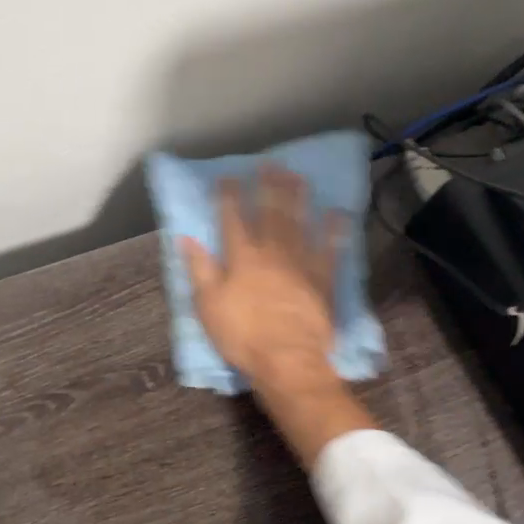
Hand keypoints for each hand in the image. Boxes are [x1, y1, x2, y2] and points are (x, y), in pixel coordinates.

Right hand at [181, 166, 377, 465]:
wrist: (288, 360)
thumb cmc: (241, 335)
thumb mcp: (207, 305)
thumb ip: (199, 269)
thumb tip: (186, 238)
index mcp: (241, 258)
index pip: (233, 219)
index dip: (230, 196)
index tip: (229, 176)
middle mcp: (271, 252)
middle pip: (270, 213)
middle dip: (269, 187)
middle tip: (270, 163)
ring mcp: (300, 264)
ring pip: (299, 223)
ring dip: (299, 198)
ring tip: (298, 176)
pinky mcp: (323, 279)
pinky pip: (330, 250)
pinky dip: (333, 231)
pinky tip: (336, 213)